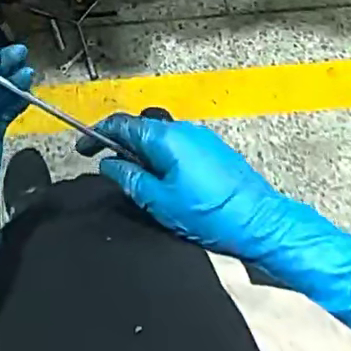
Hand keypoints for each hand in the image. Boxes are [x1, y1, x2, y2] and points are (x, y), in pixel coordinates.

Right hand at [79, 113, 350, 340]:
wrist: (266, 227)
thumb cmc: (217, 216)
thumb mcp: (159, 201)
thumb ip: (128, 178)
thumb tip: (111, 166)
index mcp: (165, 137)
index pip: (119, 124)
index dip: (96, 135)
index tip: (84, 148)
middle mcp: (182, 130)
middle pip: (138, 129)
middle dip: (120, 147)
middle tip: (113, 170)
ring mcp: (201, 138)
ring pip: (158, 139)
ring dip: (143, 155)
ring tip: (144, 185)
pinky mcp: (214, 151)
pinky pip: (177, 147)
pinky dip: (163, 159)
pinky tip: (168, 186)